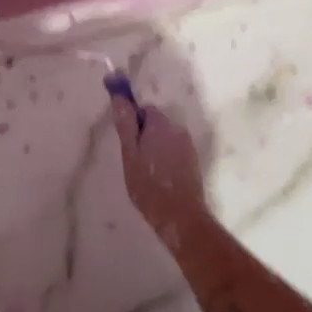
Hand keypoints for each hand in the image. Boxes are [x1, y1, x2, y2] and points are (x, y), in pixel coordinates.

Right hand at [108, 92, 206, 237]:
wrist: (180, 216)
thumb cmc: (148, 185)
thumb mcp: (130, 154)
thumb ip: (125, 124)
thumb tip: (119, 96)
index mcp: (161, 125)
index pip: (145, 109)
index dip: (134, 122)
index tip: (127, 141)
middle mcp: (178, 130)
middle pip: (157, 123)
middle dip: (144, 135)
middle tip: (134, 159)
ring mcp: (188, 146)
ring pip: (166, 138)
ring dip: (155, 147)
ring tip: (145, 171)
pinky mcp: (193, 161)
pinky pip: (175, 150)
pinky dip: (166, 158)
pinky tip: (159, 177)